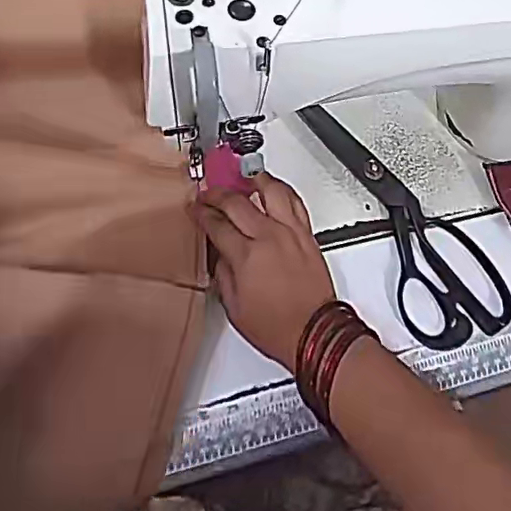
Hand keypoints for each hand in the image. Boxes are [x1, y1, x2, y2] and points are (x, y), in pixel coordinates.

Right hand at [195, 173, 335, 371]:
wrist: (314, 333)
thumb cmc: (278, 327)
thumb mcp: (234, 307)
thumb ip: (223, 274)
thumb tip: (220, 254)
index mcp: (246, 256)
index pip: (217, 224)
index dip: (202, 213)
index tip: (195, 209)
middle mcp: (269, 238)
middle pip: (237, 202)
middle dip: (217, 195)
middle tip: (209, 194)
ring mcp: (290, 232)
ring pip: (270, 191)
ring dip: (253, 180)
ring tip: (243, 177)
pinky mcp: (307, 234)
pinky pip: (294, 201)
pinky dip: (282, 190)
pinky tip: (274, 188)